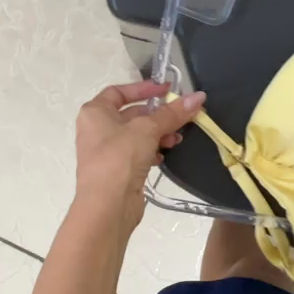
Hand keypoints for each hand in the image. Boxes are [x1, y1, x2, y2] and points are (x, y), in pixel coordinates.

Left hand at [73, 81, 203, 233]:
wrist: (107, 205)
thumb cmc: (119, 157)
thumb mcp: (148, 129)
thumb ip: (173, 113)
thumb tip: (198, 97)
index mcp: (95, 112)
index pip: (119, 91)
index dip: (144, 88)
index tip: (167, 90)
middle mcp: (97, 129)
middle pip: (132, 114)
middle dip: (157, 115)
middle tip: (180, 116)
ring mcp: (106, 151)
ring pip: (137, 135)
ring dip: (159, 134)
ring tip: (176, 139)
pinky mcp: (118, 170)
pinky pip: (138, 153)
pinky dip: (152, 150)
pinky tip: (165, 155)